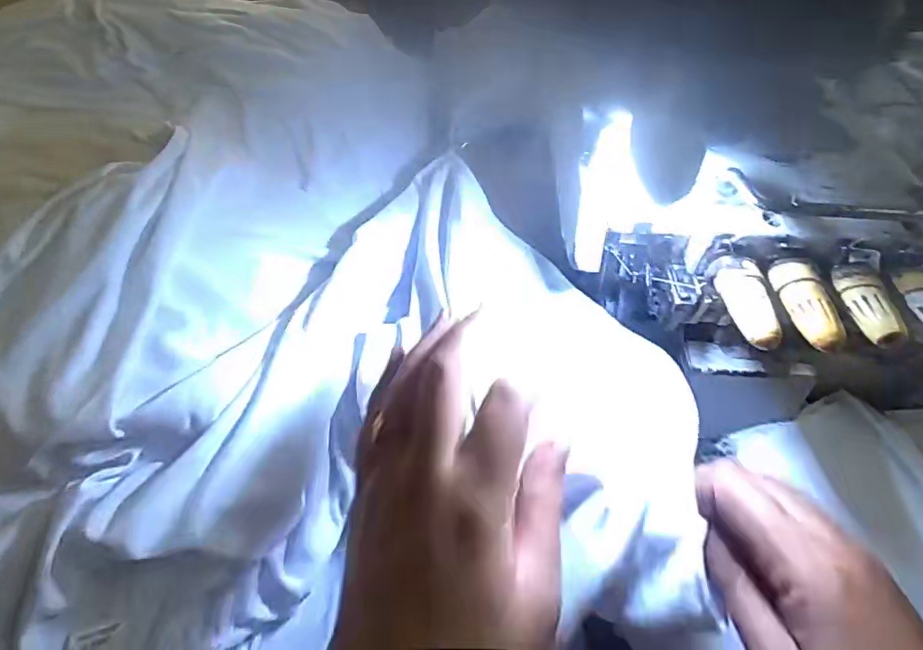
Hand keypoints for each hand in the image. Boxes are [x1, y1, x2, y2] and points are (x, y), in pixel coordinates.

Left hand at [332, 313, 568, 649]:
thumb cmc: (477, 646)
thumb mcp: (534, 593)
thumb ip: (542, 504)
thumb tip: (557, 435)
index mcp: (477, 497)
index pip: (506, 403)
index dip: (528, 380)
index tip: (545, 377)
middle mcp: (426, 472)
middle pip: (443, 378)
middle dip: (467, 332)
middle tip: (490, 307)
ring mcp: (387, 478)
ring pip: (403, 388)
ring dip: (427, 344)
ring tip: (450, 312)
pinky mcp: (365, 492)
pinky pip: (373, 418)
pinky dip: (387, 378)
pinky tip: (398, 355)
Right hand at [696, 460, 922, 649]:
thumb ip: (737, 590)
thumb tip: (701, 532)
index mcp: (808, 557)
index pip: (734, 482)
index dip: (695, 487)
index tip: (669, 515)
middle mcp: (831, 531)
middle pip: (756, 477)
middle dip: (715, 492)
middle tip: (685, 528)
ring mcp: (852, 540)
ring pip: (779, 490)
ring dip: (743, 503)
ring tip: (716, 540)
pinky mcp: (862, 556)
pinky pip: (804, 514)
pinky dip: (771, 517)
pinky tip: (758, 551)